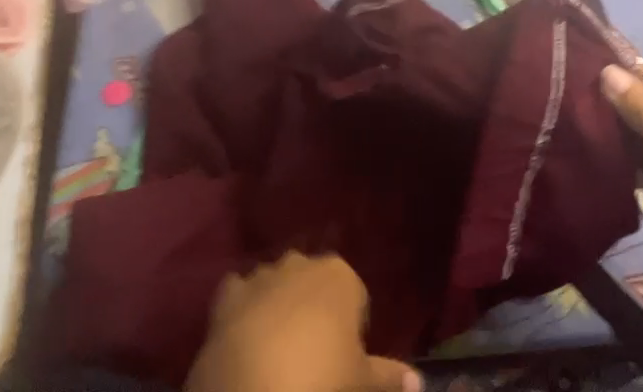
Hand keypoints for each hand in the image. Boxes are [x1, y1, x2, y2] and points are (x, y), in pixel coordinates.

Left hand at [185, 252, 420, 391]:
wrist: (251, 390)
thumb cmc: (321, 379)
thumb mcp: (363, 382)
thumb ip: (390, 376)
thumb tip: (417, 381)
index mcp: (339, 275)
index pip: (354, 294)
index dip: (351, 325)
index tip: (345, 356)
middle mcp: (299, 263)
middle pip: (313, 284)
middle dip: (313, 309)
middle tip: (314, 356)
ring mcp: (259, 276)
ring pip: (275, 287)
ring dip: (277, 308)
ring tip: (277, 353)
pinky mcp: (225, 295)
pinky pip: (240, 296)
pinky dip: (243, 311)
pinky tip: (244, 341)